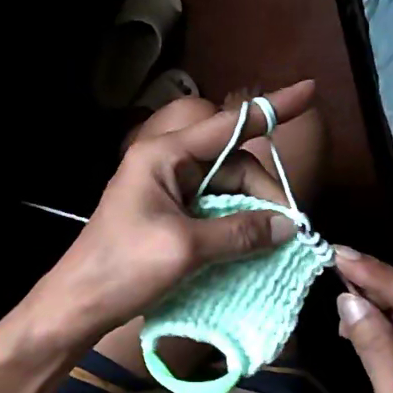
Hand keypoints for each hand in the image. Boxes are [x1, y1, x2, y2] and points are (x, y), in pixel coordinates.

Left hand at [20, 80, 316, 350]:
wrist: (80, 302)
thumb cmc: (124, 267)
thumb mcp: (186, 249)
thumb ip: (239, 231)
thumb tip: (287, 225)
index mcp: (164, 155)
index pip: (227, 125)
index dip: (271, 108)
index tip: (311, 89)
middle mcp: (167, 163)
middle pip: (232, 163)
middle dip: (263, 192)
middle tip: (289, 231)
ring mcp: (167, 189)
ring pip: (225, 189)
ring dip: (252, 212)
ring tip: (275, 243)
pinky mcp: (168, 214)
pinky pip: (212, 209)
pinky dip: (234, 224)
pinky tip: (253, 245)